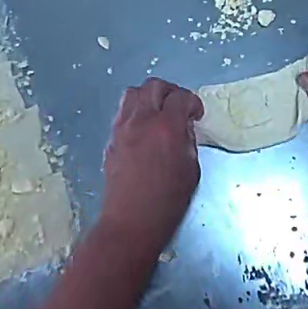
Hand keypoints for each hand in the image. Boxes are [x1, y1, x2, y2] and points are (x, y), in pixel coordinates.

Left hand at [97, 78, 202, 254]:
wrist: (130, 222)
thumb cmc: (167, 203)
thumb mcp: (191, 171)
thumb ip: (188, 142)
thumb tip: (183, 128)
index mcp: (167, 127)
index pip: (180, 97)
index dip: (192, 102)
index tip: (196, 113)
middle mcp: (142, 120)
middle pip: (154, 86)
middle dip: (170, 92)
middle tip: (179, 107)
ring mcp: (122, 127)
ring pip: (133, 93)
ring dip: (149, 97)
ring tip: (158, 113)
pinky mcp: (111, 138)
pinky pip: (122, 112)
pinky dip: (135, 111)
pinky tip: (143, 128)